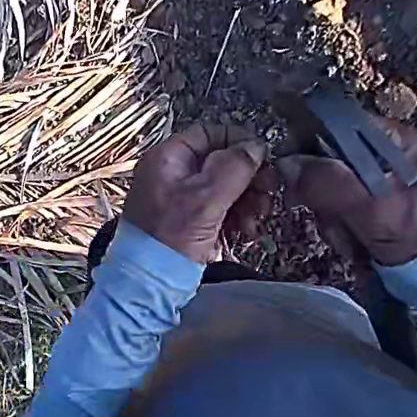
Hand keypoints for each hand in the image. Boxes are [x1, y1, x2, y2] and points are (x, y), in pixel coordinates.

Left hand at [124, 123, 278, 262]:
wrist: (149, 283)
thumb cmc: (172, 236)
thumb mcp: (207, 197)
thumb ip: (235, 166)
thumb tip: (256, 145)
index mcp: (169, 157)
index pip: (209, 133)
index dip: (239, 142)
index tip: (264, 159)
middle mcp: (172, 172)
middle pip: (220, 162)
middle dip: (248, 179)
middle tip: (268, 195)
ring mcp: (180, 198)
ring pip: (223, 187)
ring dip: (247, 201)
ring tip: (256, 221)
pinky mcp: (188, 221)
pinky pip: (218, 209)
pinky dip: (235, 217)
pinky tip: (246, 232)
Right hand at [275, 118, 416, 265]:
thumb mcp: (373, 206)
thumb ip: (328, 182)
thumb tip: (286, 164)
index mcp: (394, 139)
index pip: (337, 124)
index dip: (311, 145)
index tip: (296, 174)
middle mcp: (386, 154)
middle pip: (328, 159)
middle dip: (324, 194)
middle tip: (332, 219)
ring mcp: (380, 183)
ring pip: (330, 188)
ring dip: (332, 218)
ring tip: (352, 240)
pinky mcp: (375, 208)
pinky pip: (341, 210)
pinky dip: (342, 230)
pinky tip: (356, 245)